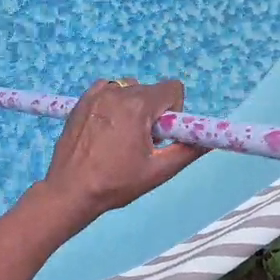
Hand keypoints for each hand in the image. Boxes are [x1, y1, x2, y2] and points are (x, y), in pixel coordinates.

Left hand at [37, 78, 202, 221]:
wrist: (70, 190)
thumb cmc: (115, 183)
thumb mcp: (159, 171)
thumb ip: (189, 150)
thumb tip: (208, 139)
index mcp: (136, 105)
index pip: (172, 89)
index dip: (174, 112)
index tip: (161, 135)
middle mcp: (115, 92)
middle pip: (150, 91)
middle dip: (153, 112)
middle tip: (139, 142)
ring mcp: (94, 95)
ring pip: (128, 90)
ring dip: (132, 107)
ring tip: (120, 138)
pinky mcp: (79, 102)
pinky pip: (106, 92)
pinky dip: (112, 104)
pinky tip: (105, 130)